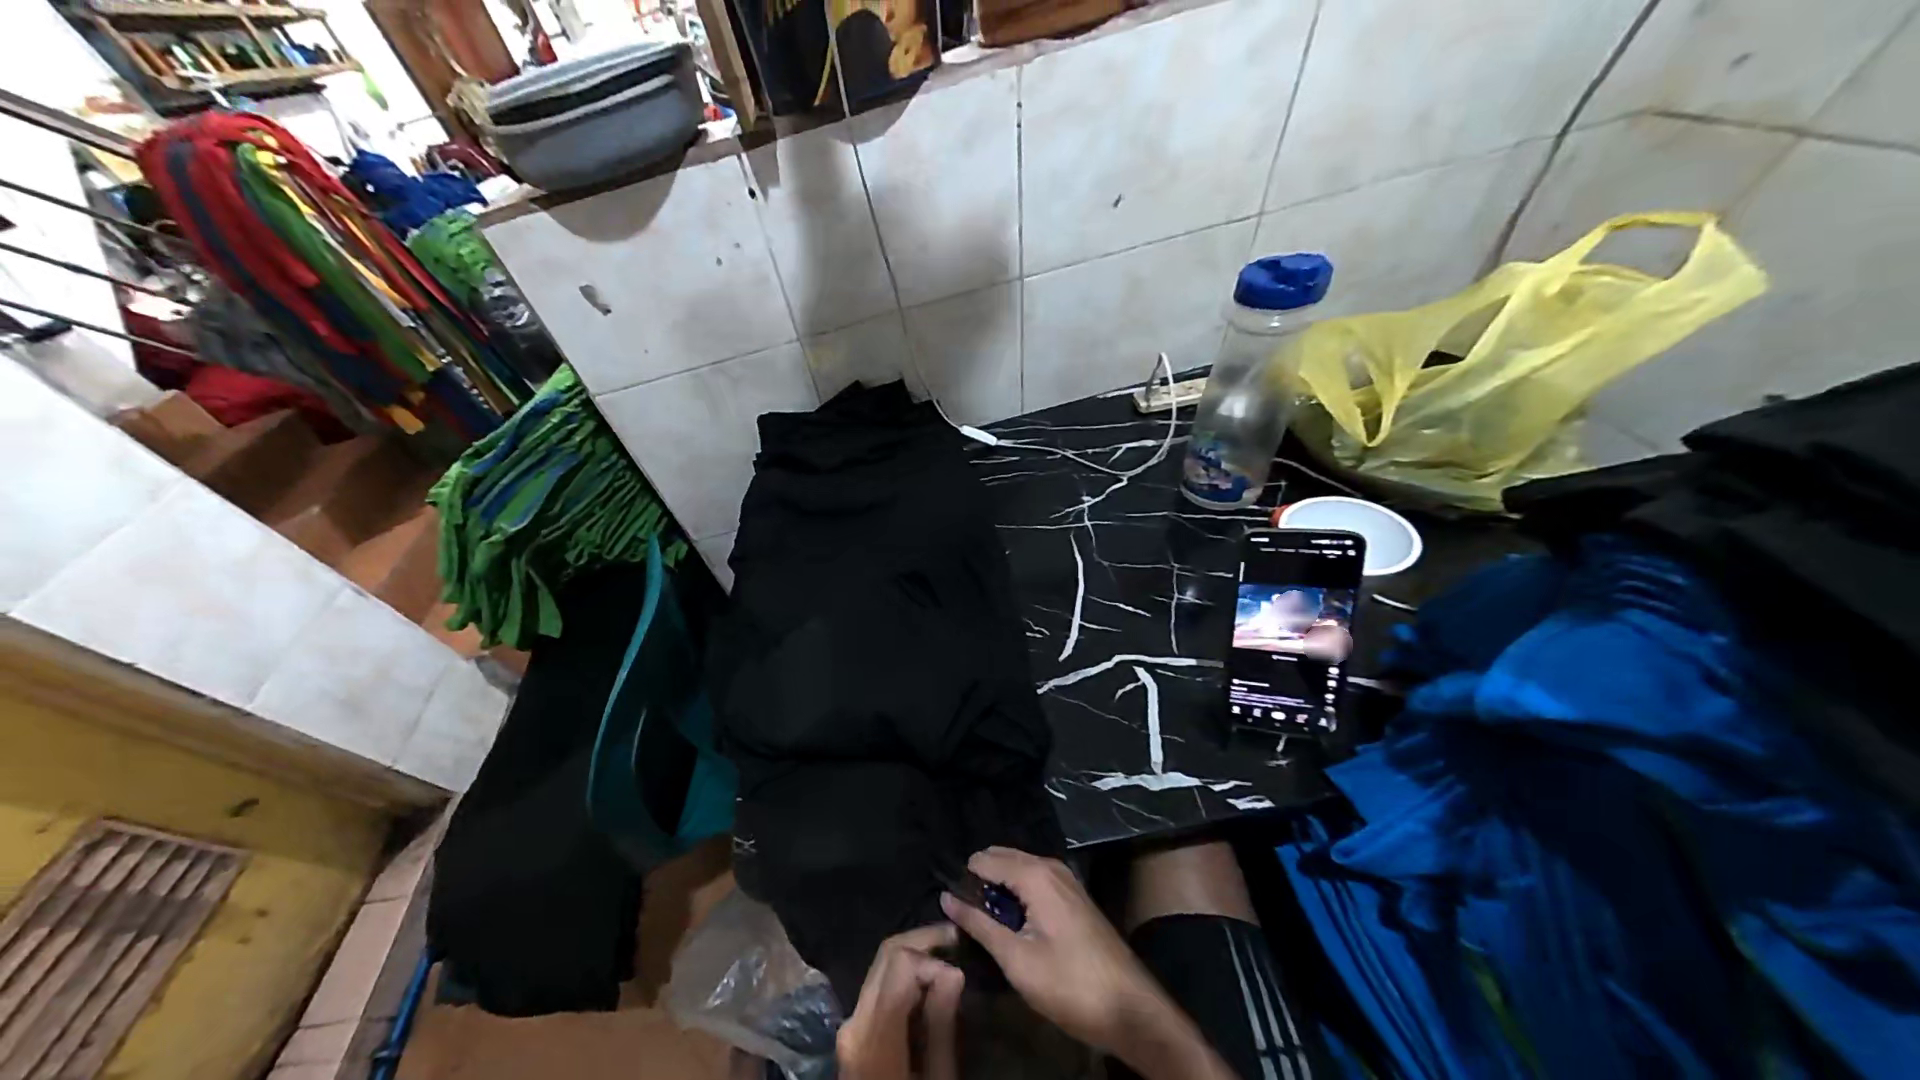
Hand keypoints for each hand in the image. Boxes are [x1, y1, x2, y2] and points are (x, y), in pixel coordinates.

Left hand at [837, 923, 964, 1079]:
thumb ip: (941, 1024)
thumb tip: (952, 971)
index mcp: (873, 1033)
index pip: (900, 960)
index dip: (932, 957)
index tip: (960, 974)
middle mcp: (854, 1019)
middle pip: (887, 954)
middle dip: (924, 941)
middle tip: (958, 942)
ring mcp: (849, 1025)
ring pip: (881, 966)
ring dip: (915, 955)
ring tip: (949, 959)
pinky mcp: (853, 1033)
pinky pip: (878, 987)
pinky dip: (904, 975)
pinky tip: (929, 985)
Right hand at [943, 848, 1236, 1079]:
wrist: (1130, 1008)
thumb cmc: (1069, 983)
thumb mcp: (1016, 959)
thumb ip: (979, 924)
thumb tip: (946, 897)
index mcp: (1036, 874)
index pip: (986, 859)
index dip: (964, 880)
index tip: (948, 906)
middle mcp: (1051, 866)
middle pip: (1003, 858)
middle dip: (980, 880)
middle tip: (964, 916)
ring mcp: (1066, 880)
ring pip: (1019, 870)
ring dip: (999, 889)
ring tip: (982, 922)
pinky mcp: (1073, 897)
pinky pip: (1034, 881)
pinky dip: (1017, 894)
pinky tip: (1010, 923)